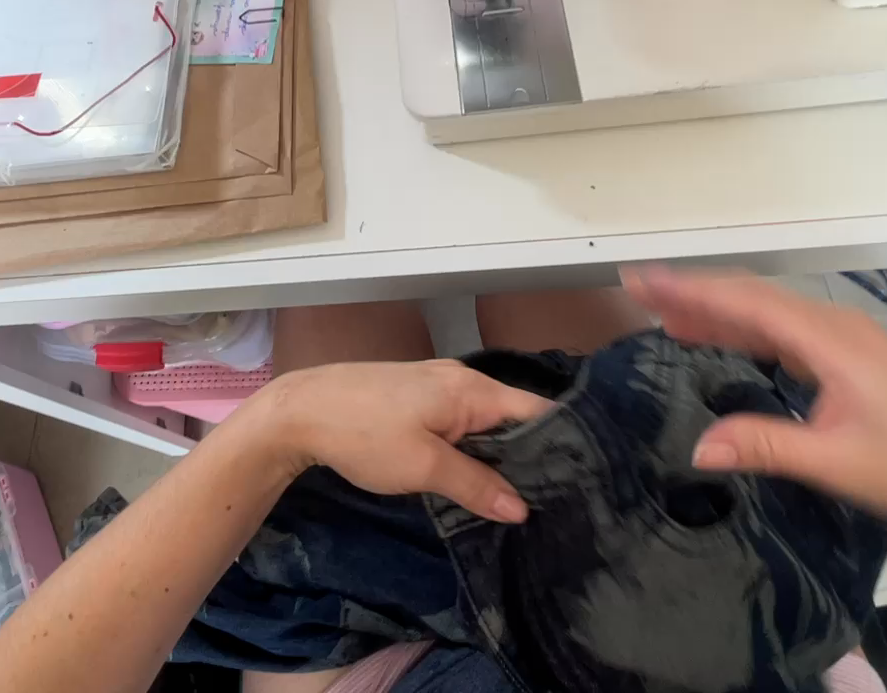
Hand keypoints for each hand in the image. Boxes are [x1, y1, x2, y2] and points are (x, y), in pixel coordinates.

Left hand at [240, 360, 554, 523]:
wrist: (302, 410)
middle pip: (513, 414)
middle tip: (559, 498)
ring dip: (501, 451)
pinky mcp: (417, 396)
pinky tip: (479, 473)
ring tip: (527, 493)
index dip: (563, 440)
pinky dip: (475, 445)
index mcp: (470, 389)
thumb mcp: (423, 467)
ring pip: (485, 419)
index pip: (536, 409)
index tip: (584, 479)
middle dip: (534, 452)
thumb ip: (475, 484)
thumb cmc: (365, 433)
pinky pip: (462, 419)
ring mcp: (437, 384)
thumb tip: (522, 508)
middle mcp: (460, 379)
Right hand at [623, 267, 886, 525]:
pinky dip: (735, 325)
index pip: (748, 301)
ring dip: (710, 306)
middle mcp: (831, 325)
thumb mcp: (838, 462)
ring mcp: (836, 335)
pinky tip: (709, 333)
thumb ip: (765, 446)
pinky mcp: (839, 351)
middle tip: (637, 289)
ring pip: (761, 308)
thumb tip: (697, 449)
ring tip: (658, 309)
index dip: (692, 289)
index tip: (645, 281)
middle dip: (691, 290)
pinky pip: (775, 326)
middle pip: (749, 295)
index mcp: (830, 342)